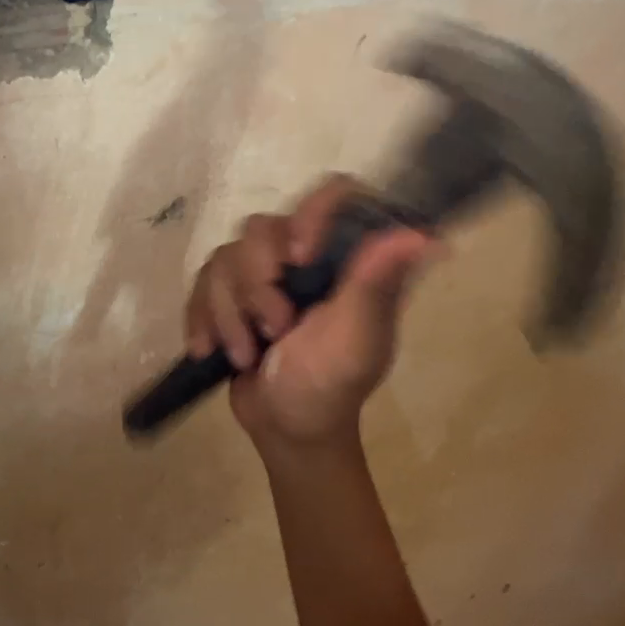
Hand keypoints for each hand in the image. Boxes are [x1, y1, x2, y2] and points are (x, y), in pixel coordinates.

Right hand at [185, 176, 436, 448]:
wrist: (286, 430)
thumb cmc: (330, 388)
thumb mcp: (355, 340)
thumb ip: (375, 285)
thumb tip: (424, 236)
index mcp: (346, 259)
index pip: (335, 195)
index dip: (310, 214)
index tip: (299, 258)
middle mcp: (304, 256)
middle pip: (261, 228)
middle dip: (256, 286)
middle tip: (275, 330)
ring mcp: (262, 273)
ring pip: (224, 258)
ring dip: (229, 314)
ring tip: (245, 355)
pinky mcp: (229, 293)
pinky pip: (200, 283)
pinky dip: (202, 319)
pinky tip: (210, 350)